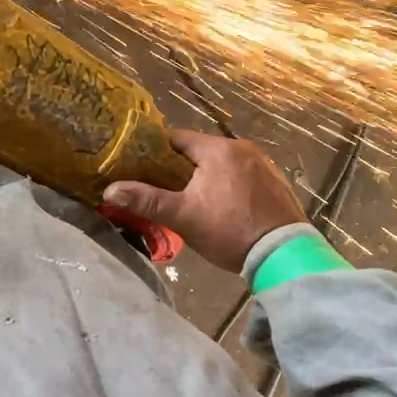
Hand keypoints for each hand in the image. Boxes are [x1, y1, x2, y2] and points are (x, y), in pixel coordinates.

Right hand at [101, 129, 305, 271]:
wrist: (287, 258)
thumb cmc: (230, 230)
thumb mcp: (183, 216)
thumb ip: (146, 200)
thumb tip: (109, 190)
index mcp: (218, 149)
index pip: (175, 138)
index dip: (152, 151)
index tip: (137, 166)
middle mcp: (242, 149)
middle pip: (197, 151)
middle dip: (176, 166)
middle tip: (156, 186)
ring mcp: (262, 166)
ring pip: (218, 164)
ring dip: (200, 177)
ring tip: (183, 197)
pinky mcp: (275, 184)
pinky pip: (238, 176)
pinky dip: (223, 185)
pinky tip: (216, 205)